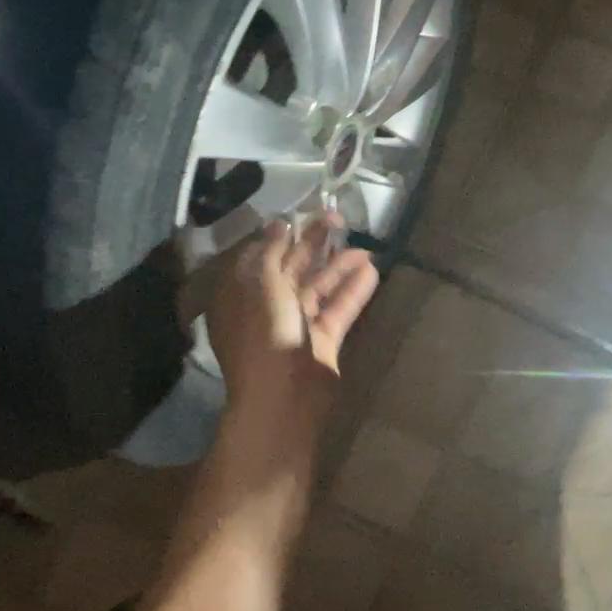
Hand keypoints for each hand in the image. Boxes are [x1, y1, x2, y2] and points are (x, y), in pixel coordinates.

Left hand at [205, 214, 378, 410]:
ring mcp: (295, 326)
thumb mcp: (261, 282)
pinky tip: (370, 272)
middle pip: (291, 269)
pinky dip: (352, 292)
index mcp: (241, 293)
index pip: (260, 256)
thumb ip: (272, 251)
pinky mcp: (321, 342)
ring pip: (318, 289)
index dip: (280, 234)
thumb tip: (281, 224)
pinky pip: (337, 310)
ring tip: (363, 247)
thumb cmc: (263, 333)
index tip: (303, 214)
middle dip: (313, 244)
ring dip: (339, 267)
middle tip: (338, 219)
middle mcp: (266, 307)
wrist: (282, 396)